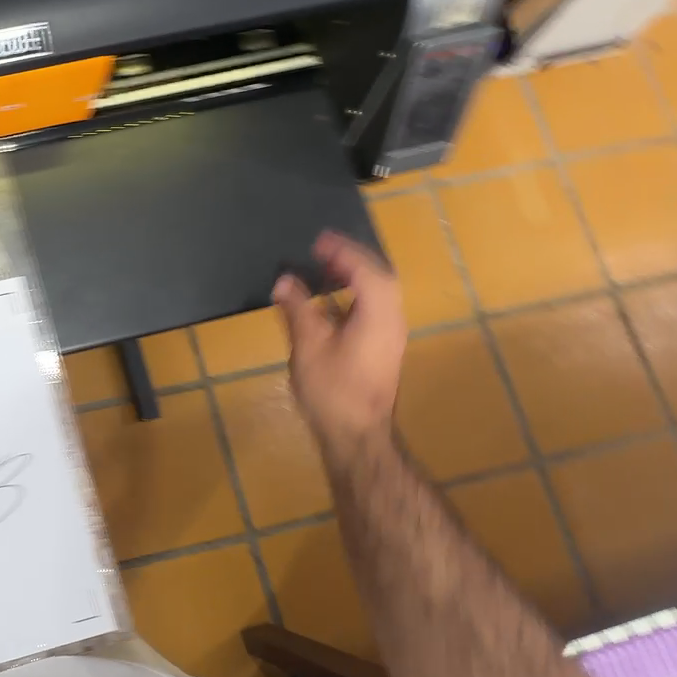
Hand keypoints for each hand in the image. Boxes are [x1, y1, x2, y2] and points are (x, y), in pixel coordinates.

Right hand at [270, 231, 406, 459]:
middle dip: (352, 261)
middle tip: (322, 251)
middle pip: (379, 279)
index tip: (319, 240)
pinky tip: (328, 305)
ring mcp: (390, 338)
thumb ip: (297, 309)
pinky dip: (352, 298)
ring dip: (353, 279)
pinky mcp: (382, 352)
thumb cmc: (332, 390)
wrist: (357, 436)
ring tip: (323, 272)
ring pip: (378, 296)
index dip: (343, 251)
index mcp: (378, 314)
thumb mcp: (308, 346)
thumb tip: (285, 281)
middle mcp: (392, 321)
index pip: (366, 270)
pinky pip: (372, 311)